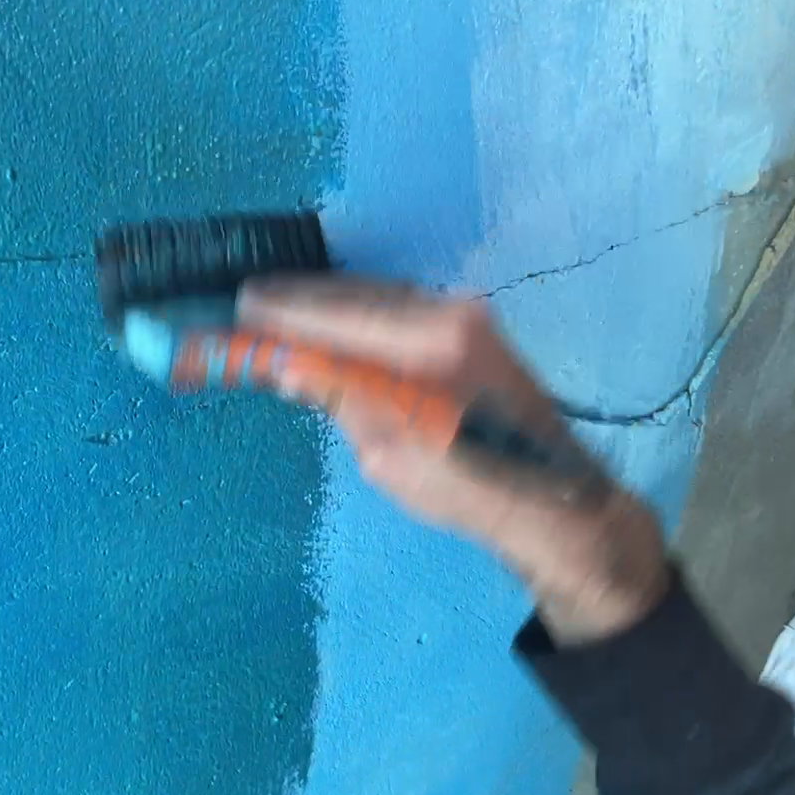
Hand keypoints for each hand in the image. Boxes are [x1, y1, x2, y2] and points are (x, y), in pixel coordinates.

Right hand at [238, 276, 669, 643]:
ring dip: (323, 301)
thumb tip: (285, 365)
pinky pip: (394, 305)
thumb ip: (339, 397)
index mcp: (429, 341)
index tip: (240, 305)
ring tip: (278, 307)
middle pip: (352, 294)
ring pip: (373, 294)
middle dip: (296, 298)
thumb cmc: (470, 488)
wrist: (554, 500)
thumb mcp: (389, 454)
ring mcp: (462, 311)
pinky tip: (330, 318)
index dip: (284, 312)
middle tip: (248, 302)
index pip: (337, 316)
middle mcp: (447, 309)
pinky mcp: (468, 323)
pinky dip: (353, 309)